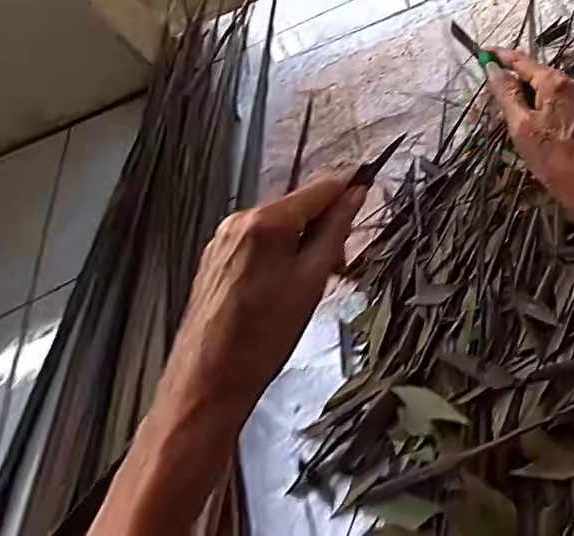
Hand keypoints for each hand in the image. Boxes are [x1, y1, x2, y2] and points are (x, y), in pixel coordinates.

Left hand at [94, 173, 364, 535]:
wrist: (206, 386)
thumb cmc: (261, 338)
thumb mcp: (313, 279)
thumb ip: (337, 229)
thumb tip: (355, 195)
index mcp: (265, 221)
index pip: (320, 187)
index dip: (348, 190)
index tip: (367, 196)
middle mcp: (239, 221)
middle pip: (299, 205)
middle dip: (324, 225)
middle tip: (339, 263)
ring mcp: (223, 239)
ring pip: (280, 224)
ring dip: (303, 241)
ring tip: (311, 282)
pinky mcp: (215, 258)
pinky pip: (260, 240)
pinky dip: (280, 253)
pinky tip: (284, 287)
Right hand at [487, 48, 573, 226]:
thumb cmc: (553, 157)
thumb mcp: (521, 125)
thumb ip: (507, 94)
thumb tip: (493, 69)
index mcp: (553, 81)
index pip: (521, 60)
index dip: (500, 56)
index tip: (482, 52)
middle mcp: (568, 83)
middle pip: (533, 72)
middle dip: (511, 76)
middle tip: (488, 85)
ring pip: (542, 87)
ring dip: (522, 92)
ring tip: (501, 105)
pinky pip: (551, 100)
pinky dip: (534, 103)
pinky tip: (523, 118)